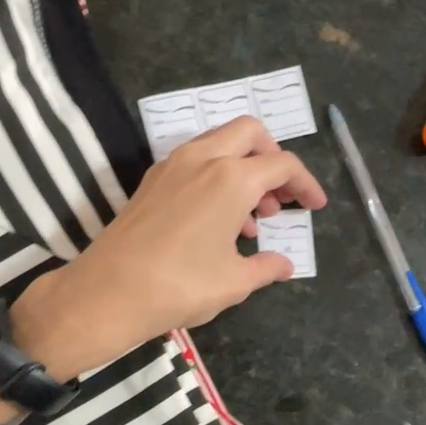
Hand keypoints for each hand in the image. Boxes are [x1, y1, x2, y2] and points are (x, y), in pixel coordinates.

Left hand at [8, 117, 327, 378]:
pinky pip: (196, 161)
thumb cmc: (181, 285)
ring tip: (252, 220)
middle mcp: (204, 159)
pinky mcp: (153, 180)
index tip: (315, 207)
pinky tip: (218, 221)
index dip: (306, 184)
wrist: (109, 291)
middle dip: (273, 158)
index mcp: (232, 179)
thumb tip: (284, 265)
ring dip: (244, 168)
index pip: (283, 164)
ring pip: (220, 143)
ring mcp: (173, 165)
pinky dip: (216, 177)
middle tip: (280, 197)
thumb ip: (265, 268)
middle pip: (250, 133)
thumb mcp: (234, 282)